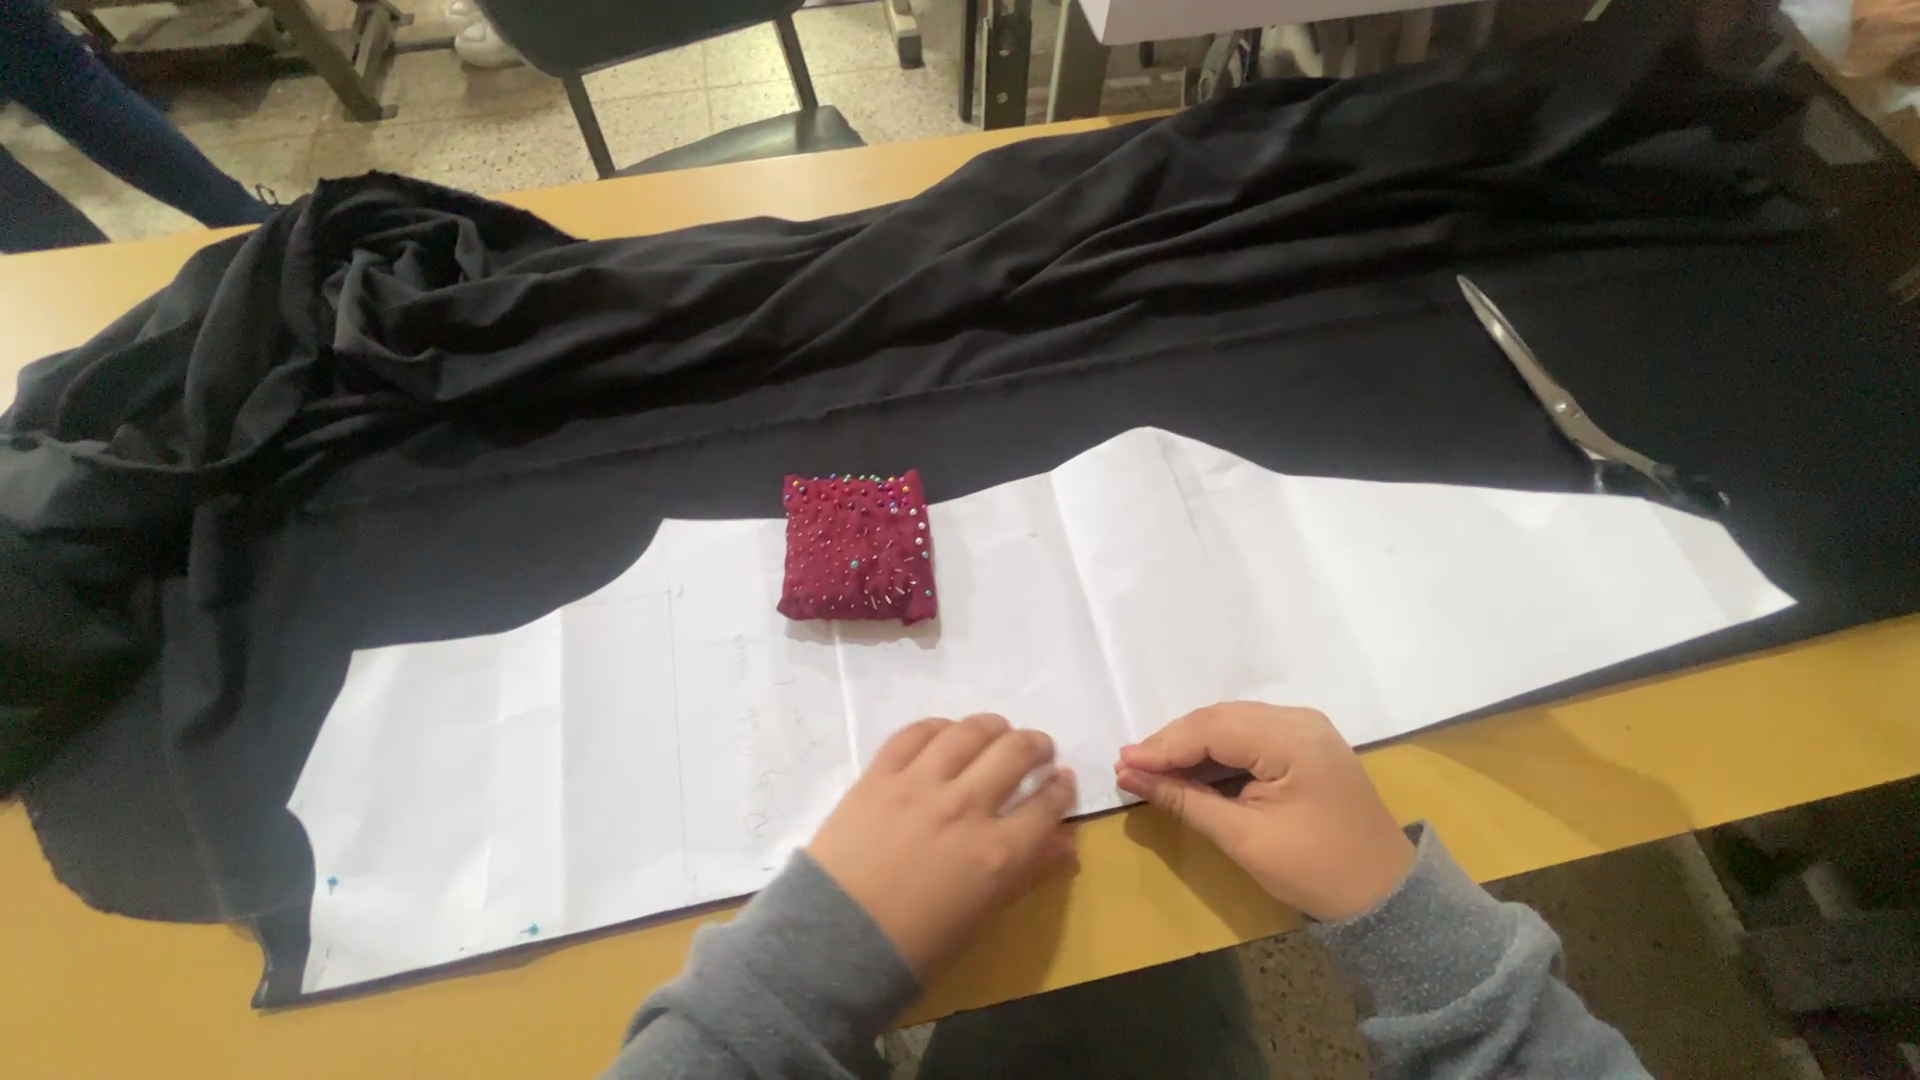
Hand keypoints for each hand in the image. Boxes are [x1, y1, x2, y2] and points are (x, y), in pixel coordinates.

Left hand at [808, 713, 1077, 976]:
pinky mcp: (879, 774)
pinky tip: (947, 732)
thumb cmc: (914, 945)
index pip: (1047, 804)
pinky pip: (915, 733)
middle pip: (1015, 753)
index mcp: (997, 853)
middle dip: (1036, 745)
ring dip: (993, 726)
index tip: (1063, 780)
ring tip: (998, 730)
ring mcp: (919, 784)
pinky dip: (939, 726)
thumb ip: (1026, 873)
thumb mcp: (981, 916)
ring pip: (969, 732)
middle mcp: (965, 807)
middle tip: (1038, 749)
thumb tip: (1064, 844)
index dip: (1062, 788)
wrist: (833, 942)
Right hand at [1114, 702, 1412, 921]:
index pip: (1212, 729)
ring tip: (1151, 767)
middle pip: (1219, 719)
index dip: (1164, 746)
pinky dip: (1216, 751)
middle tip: (1131, 765)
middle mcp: (1299, 720)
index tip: (1123, 763)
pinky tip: (1189, 768)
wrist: (1388, 898)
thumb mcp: (1243, 837)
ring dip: (1191, 745)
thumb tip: (1130, 775)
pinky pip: (1248, 735)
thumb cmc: (1317, 871)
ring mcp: (1305, 729)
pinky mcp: (1304, 744)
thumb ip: (1185, 799)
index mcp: (1292, 739)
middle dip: (1173, 742)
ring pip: (1230, 723)